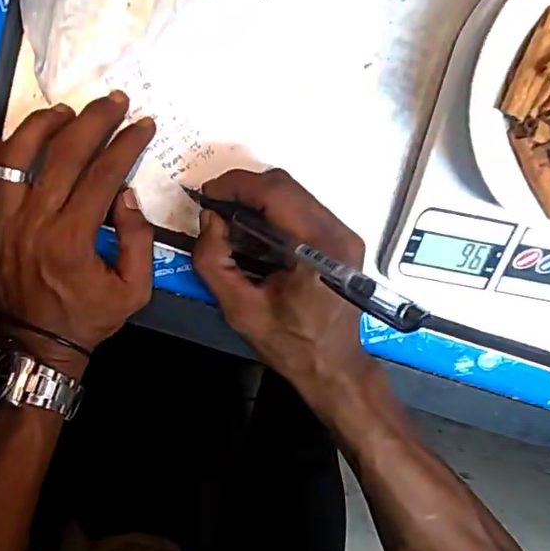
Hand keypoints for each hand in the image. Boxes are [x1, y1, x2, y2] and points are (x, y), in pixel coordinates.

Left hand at [0, 92, 156, 376]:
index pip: (103, 174)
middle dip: (93, 120)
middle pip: (63, 154)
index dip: (126, 144)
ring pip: (16, 156)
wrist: (34, 347)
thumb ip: (138, 240)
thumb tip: (125, 194)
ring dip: (41, 125)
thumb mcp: (132, 291)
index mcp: (71, 239)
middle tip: (112, 102)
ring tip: (63, 113)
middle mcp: (33, 222)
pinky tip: (7, 139)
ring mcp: (2, 223)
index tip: (142, 124)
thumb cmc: (85, 319)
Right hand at [191, 169, 376, 402]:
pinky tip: (251, 232)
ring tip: (228, 221)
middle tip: (212, 208)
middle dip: (242, 189)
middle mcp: (338, 233)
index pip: (275, 193)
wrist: (332, 365)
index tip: (207, 194)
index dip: (235, 185)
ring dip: (256, 199)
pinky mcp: (339, 239)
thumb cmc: (290, 344)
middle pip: (285, 185)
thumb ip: (215, 261)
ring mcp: (343, 233)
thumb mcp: (239, 309)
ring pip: (293, 193)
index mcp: (318, 249)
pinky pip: (300, 208)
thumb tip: (209, 220)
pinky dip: (271, 211)